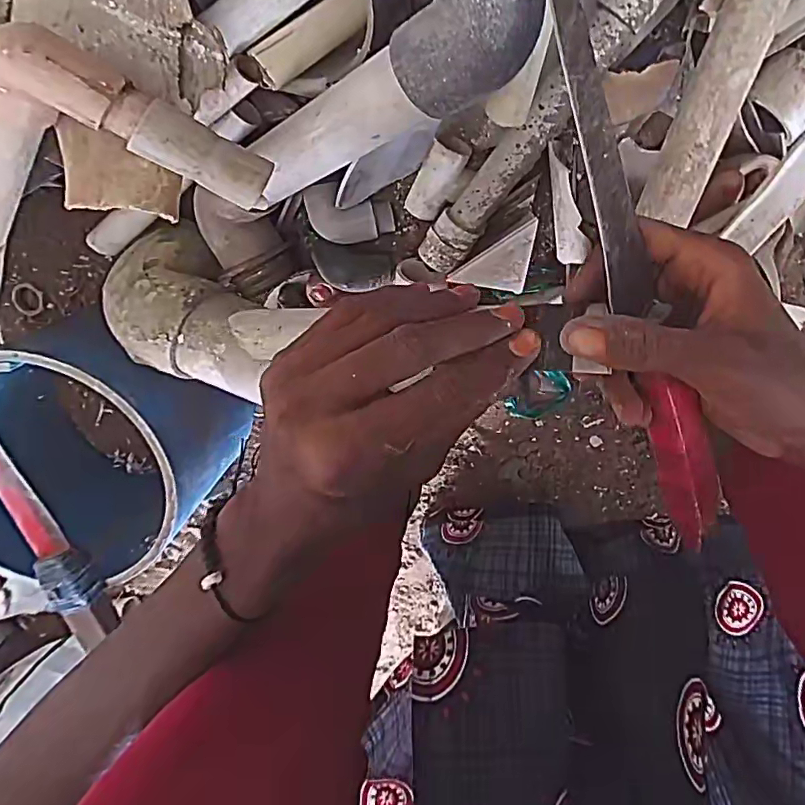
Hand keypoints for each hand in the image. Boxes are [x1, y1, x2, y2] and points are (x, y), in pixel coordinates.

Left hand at [220, 284, 540, 611]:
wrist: (286, 507)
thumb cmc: (351, 504)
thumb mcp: (413, 470)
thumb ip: (456, 412)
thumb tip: (504, 360)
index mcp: (343, 451)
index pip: (431, 394)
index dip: (484, 364)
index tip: (519, 344)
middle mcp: (311, 405)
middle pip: (404, 346)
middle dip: (465, 328)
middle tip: (504, 318)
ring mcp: (293, 374)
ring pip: (376, 317)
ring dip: (430, 303)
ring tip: (471, 300)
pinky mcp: (288, 355)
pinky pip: (349, 312)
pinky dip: (393, 299)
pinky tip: (427, 297)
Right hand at [561, 219, 804, 470]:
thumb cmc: (793, 388)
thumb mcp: (708, 358)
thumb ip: (640, 344)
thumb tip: (584, 331)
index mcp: (711, 267)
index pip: (640, 240)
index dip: (604, 264)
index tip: (581, 298)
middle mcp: (693, 290)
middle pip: (621, 292)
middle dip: (605, 332)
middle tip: (596, 357)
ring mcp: (682, 325)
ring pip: (621, 333)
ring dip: (616, 370)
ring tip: (630, 399)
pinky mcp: (676, 357)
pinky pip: (632, 362)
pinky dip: (628, 386)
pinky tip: (642, 407)